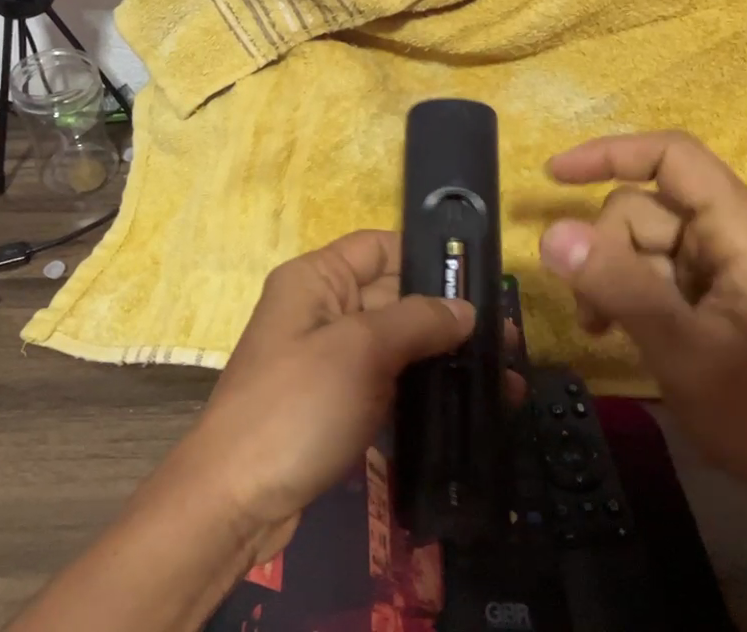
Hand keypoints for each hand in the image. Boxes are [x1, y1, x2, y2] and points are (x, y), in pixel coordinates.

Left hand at [154, 230, 501, 561]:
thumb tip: (465, 309)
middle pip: (394, 294)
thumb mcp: (360, 352)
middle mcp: (321, 310)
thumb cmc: (296, 408)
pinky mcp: (338, 402)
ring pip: (396, 342)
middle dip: (448, 313)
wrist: (236, 500)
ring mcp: (329, 359)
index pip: (380, 247)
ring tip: (503, 378)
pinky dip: (424, 389)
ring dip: (443, 356)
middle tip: (509, 341)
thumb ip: (417, 320)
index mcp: (316, 279)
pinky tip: (469, 406)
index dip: (428, 258)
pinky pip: (388, 381)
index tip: (483, 282)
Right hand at [538, 132, 746, 503]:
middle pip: (647, 206)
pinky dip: (630, 292)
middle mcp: (737, 233)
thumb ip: (619, 287)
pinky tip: (617, 329)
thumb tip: (551, 233)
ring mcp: (729, 263)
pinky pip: (658, 270)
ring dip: (612, 277)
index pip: (672, 156)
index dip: (609, 154)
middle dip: (605, 249)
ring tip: (601, 328)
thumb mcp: (684, 350)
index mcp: (745, 230)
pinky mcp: (720, 292)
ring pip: (644, 240)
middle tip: (590, 312)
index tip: (552, 176)